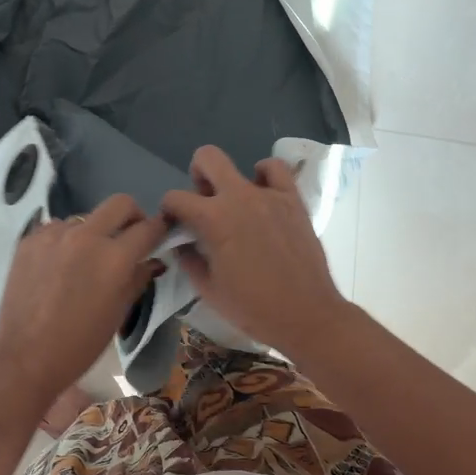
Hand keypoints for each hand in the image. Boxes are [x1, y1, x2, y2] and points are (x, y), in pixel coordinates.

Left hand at [0, 194, 167, 409]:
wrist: (24, 358)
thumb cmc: (79, 345)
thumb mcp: (118, 314)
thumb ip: (137, 279)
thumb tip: (151, 261)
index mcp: (114, 258)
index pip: (147, 228)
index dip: (159, 230)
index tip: (159, 235)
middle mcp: (85, 236)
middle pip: (119, 204)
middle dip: (132, 216)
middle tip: (130, 236)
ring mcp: (54, 234)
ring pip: (84, 217)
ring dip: (93, 231)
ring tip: (86, 260)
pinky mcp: (29, 240)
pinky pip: (56, 228)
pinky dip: (65, 240)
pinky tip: (59, 265)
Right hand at [159, 146, 355, 355]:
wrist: (306, 316)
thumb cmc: (252, 307)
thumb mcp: (207, 290)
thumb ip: (189, 260)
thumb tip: (183, 244)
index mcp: (212, 219)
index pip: (175, 198)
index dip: (169, 211)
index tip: (175, 226)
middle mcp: (238, 197)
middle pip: (207, 159)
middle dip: (197, 176)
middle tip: (203, 202)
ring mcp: (268, 195)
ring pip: (242, 163)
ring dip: (231, 180)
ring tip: (235, 204)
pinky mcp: (293, 200)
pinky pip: (276, 170)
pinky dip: (265, 175)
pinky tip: (263, 193)